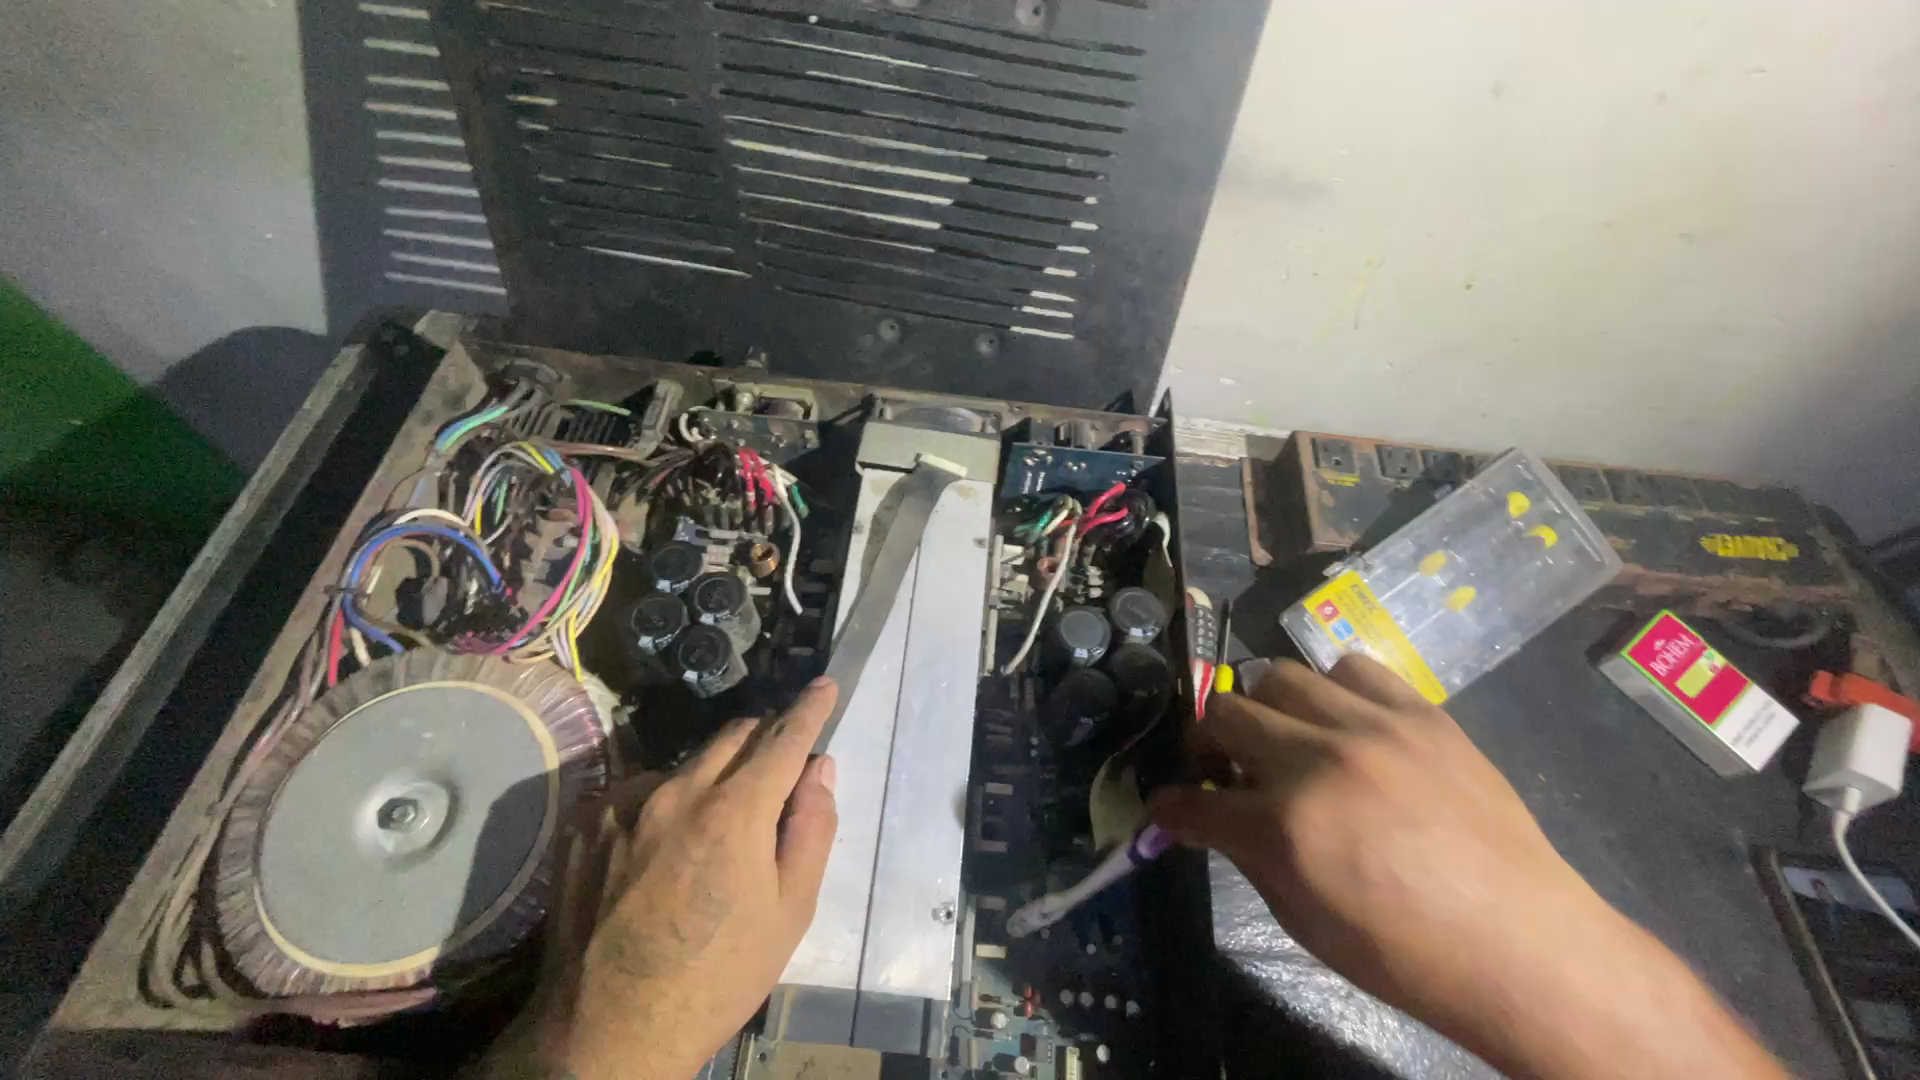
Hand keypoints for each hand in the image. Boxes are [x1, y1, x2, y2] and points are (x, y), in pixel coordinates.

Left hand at [560, 677, 839, 1079]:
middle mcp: (677, 790)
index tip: (824, 685)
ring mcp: (624, 804)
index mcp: (735, 811)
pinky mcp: (587, 823)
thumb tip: (819, 769)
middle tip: (777, 774)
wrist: (605, 1035)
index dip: (810, 709)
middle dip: (764, 740)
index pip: (784, 738)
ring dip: (715, 775)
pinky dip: (667, 801)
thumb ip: (812, 829)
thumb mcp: (790, 912)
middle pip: (734, 736)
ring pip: (687, 762)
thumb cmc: (716, 977)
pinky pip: (642, 789)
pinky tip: (661, 852)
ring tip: (714, 834)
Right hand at [1150, 655, 1786, 1079]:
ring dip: (1263, 707)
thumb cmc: (1404, 953)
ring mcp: (1372, 728)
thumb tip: (1211, 811)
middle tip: (1220, 768)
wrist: (1525, 949)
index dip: (1168, 807)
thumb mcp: (1301, 917)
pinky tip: (1342, 722)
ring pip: (1279, 675)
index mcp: (1283, 828)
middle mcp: (1318, 762)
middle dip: (1206, 744)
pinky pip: (1352, 668)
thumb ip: (1245, 850)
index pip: (1190, 801)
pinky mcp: (1420, 713)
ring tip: (1282, 737)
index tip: (1165, 807)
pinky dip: (1332, 690)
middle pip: (1223, 715)